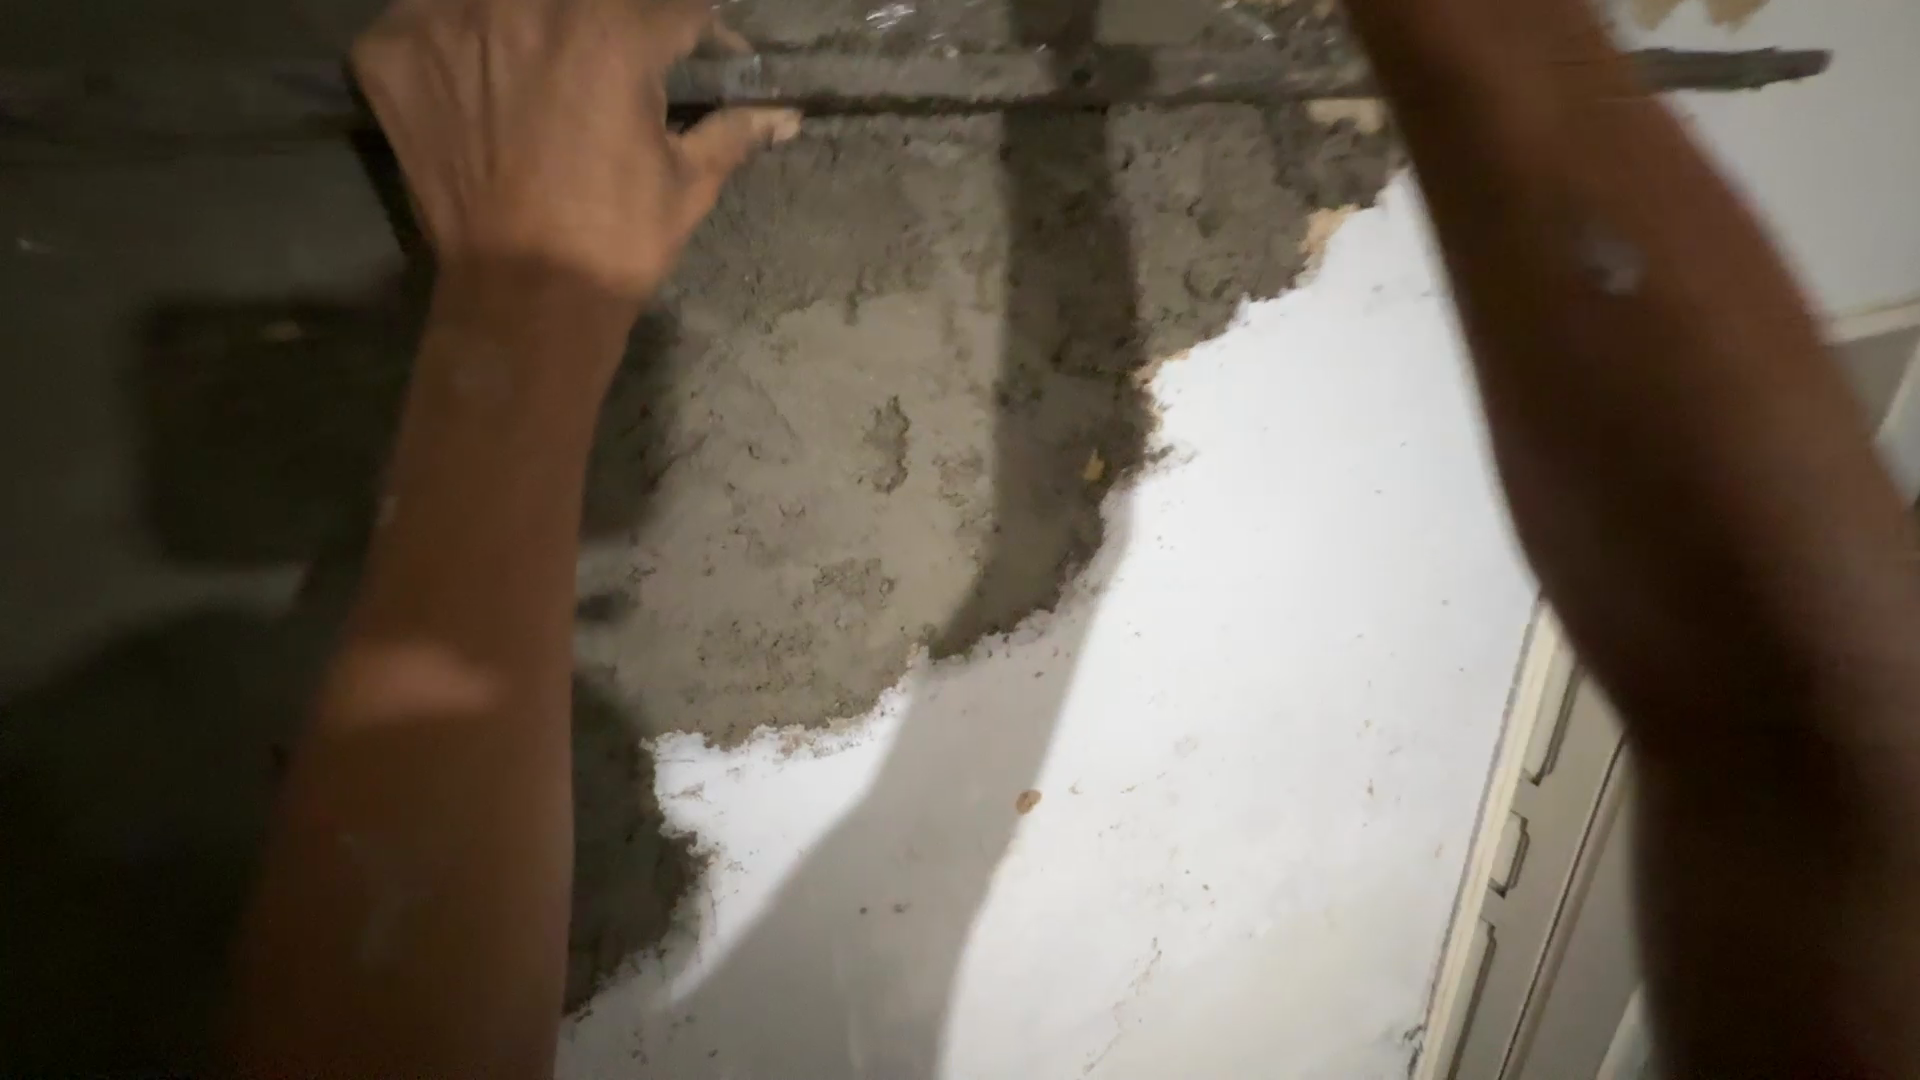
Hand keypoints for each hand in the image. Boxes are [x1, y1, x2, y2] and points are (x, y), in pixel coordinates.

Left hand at [352, 0, 799, 298]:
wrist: (526, 298)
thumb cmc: (621, 244)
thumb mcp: (688, 187)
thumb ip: (733, 132)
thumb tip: (786, 115)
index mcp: (610, 33)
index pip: (676, 4)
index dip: (703, 30)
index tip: (707, 54)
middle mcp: (523, 2)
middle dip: (618, 34)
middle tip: (622, 81)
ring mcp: (444, 18)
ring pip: (508, 2)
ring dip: (540, 31)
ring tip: (552, 87)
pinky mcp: (393, 50)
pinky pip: (435, 21)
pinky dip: (466, 48)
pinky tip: (488, 97)